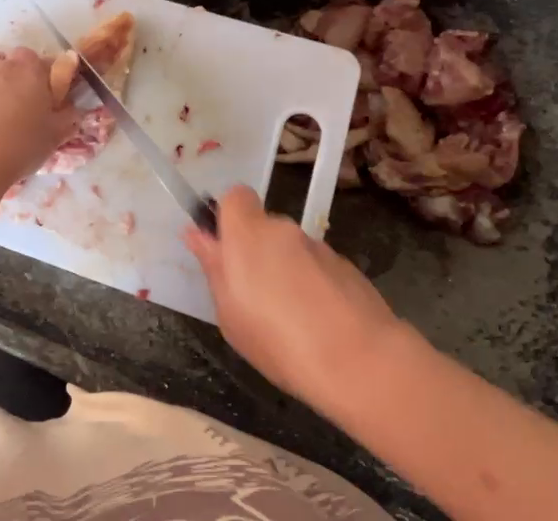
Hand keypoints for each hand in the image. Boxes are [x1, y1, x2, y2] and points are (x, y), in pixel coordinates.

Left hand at [0, 47, 76, 191]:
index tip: (52, 98)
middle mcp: (2, 66)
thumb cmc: (21, 144)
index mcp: (30, 69)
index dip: (50, 78)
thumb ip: (67, 117)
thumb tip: (71, 110)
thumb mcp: (55, 135)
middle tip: (28, 104)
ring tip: (4, 110)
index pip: (46, 61)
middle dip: (22, 75)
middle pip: (15, 60)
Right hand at [186, 186, 401, 402]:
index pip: (235, 196)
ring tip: (291, 319)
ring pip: (292, 250)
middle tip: (253, 296)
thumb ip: (214, 269)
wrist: (361, 361)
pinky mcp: (348, 268)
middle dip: (257, 253)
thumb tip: (197, 235)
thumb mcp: (229, 313)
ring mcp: (320, 247)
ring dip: (287, 271)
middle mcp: (284, 230)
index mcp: (248, 233)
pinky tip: (319, 323)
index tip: (224, 250)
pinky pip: (318, 268)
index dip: (228, 217)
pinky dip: (314, 286)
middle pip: (264, 228)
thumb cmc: (278, 340)